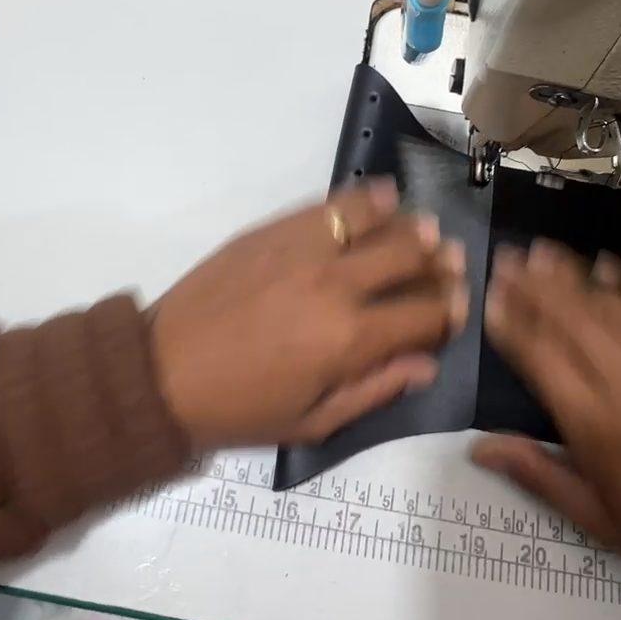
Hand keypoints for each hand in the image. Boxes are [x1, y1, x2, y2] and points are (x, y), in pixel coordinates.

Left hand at [150, 179, 467, 450]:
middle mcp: (336, 284)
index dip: (451, 309)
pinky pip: (330, 204)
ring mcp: (303, 248)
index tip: (459, 305)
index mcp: (349, 338)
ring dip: (409, 223)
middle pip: (409, 256)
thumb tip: (427, 363)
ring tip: (423, 228)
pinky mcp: (275, 228)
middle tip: (450, 261)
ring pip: (375, 219)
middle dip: (440, 260)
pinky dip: (364, 199)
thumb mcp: (312, 421)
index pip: (424, 314)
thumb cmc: (240, 407)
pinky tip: (381, 198)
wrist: (162, 370)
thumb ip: (376, 389)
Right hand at [471, 242, 620, 619]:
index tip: (489, 295)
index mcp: (599, 428)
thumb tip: (477, 446)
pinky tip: (605, 264)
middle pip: (570, 318)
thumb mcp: (601, 522)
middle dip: (532, 285)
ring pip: (612, 305)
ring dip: (573, 275)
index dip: (510, 322)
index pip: (539, 356)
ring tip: (542, 252)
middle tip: (506, 257)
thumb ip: (537, 473)